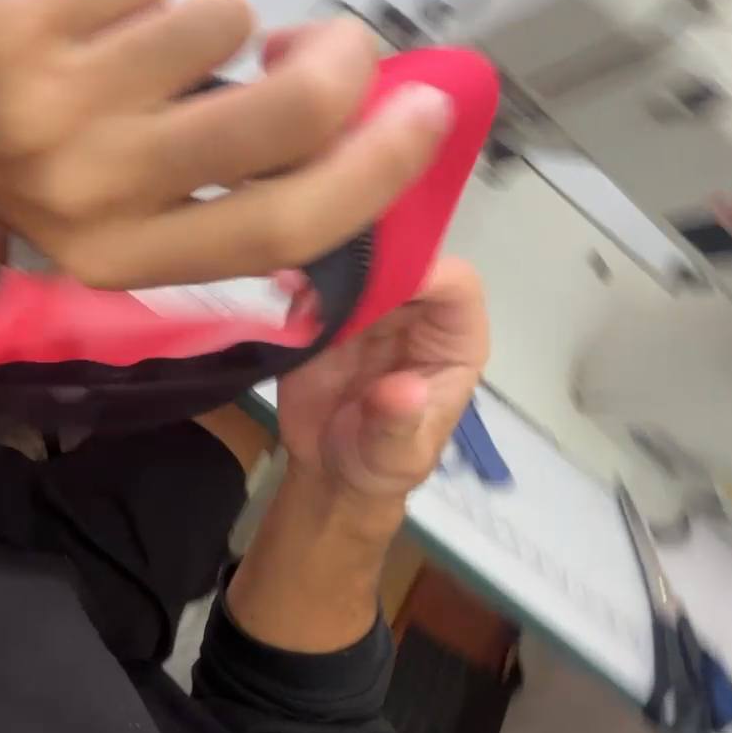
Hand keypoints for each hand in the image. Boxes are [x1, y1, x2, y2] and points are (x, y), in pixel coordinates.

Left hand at [0, 0, 454, 289]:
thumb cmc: (52, 186)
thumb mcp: (137, 224)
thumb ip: (234, 194)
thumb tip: (368, 116)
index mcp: (125, 257)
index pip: (282, 225)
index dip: (378, 168)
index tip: (428, 109)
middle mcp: (88, 192)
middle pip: (280, 114)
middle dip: (337, 60)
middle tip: (325, 44)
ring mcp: (45, 104)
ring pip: (217, 19)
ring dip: (213, 23)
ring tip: (154, 51)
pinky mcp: (14, 23)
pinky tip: (93, 23)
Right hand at [271, 258, 488, 498]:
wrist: (327, 472)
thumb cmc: (379, 466)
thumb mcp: (395, 455)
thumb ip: (398, 424)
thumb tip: (402, 389)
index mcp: (448, 342)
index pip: (454, 285)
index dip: (422, 272)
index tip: (375, 279)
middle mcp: (410, 318)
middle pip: (400, 264)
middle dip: (364, 260)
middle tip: (321, 265)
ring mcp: (364, 316)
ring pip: (355, 268)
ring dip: (325, 266)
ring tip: (292, 280)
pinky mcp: (321, 321)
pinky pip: (314, 288)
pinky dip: (295, 282)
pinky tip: (277, 289)